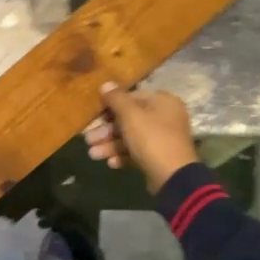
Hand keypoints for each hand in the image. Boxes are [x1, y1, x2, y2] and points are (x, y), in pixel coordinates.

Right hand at [84, 82, 198, 193]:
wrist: (172, 176)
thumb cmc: (151, 138)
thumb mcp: (131, 115)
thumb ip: (116, 99)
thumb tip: (105, 84)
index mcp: (162, 101)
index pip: (132, 97)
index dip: (111, 106)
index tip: (94, 115)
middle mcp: (164, 117)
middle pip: (130, 119)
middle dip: (106, 130)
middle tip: (88, 139)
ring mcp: (162, 138)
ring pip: (131, 137)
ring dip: (110, 145)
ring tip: (93, 154)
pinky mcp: (158, 157)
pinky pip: (137, 152)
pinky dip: (123, 155)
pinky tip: (110, 163)